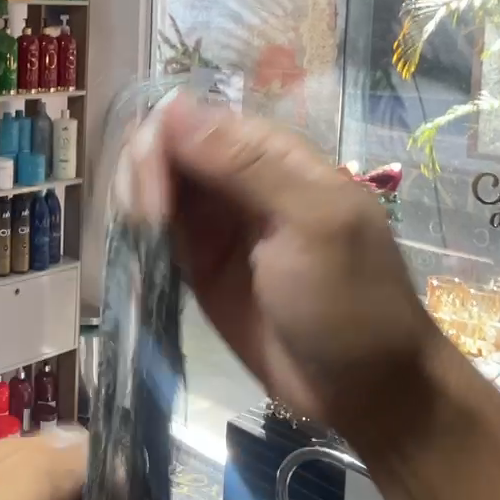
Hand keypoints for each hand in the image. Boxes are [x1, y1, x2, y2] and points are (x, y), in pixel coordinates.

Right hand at [122, 95, 442, 437]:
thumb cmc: (351, 303)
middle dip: (143, 172)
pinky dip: (135, 225)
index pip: (193, 120)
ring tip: (144, 236)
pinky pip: (152, 223)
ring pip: (150, 180)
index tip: (152, 195)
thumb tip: (172, 106)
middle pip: (164, 146)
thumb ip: (245, 163)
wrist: (365, 392)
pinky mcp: (195, 258)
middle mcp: (235, 176)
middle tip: (147, 222)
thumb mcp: (313, 224)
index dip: (160, 144)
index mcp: (270, 154)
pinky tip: (136, 242)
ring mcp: (212, 218)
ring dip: (134, 198)